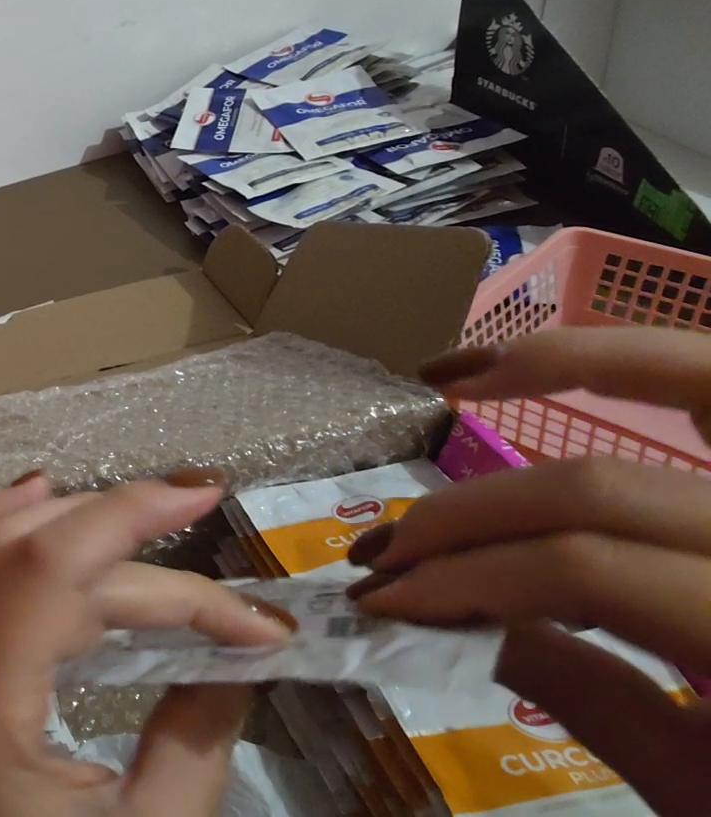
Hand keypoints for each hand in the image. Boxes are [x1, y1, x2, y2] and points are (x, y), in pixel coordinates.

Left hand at [0, 474, 292, 816]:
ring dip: (57, 516)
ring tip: (138, 505)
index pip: (55, 568)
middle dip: (130, 546)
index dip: (133, 522)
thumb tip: (239, 657)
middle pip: (32, 558)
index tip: (212, 503)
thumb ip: (192, 739)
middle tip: (217, 558)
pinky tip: (36, 501)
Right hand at [348, 326, 710, 816]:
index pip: (584, 571)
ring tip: (450, 375)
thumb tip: (437, 617)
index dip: (463, 578)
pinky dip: (628, 356)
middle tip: (385, 549)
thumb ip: (595, 702)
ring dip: (553, 362)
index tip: (379, 602)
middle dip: (464, 516)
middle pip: (594, 490)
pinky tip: (542, 362)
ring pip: (694, 375)